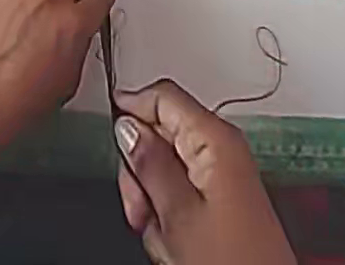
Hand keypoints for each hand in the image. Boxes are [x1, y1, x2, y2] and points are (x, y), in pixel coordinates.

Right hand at [115, 80, 295, 264]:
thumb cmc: (234, 264)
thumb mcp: (179, 214)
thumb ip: (149, 162)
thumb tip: (127, 126)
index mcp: (214, 138)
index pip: (163, 95)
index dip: (132, 107)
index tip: (111, 132)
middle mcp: (221, 148)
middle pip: (161, 131)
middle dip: (141, 168)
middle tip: (139, 205)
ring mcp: (222, 174)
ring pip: (166, 165)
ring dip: (153, 198)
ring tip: (163, 234)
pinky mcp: (222, 200)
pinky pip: (180, 190)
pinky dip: (169, 214)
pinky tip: (175, 244)